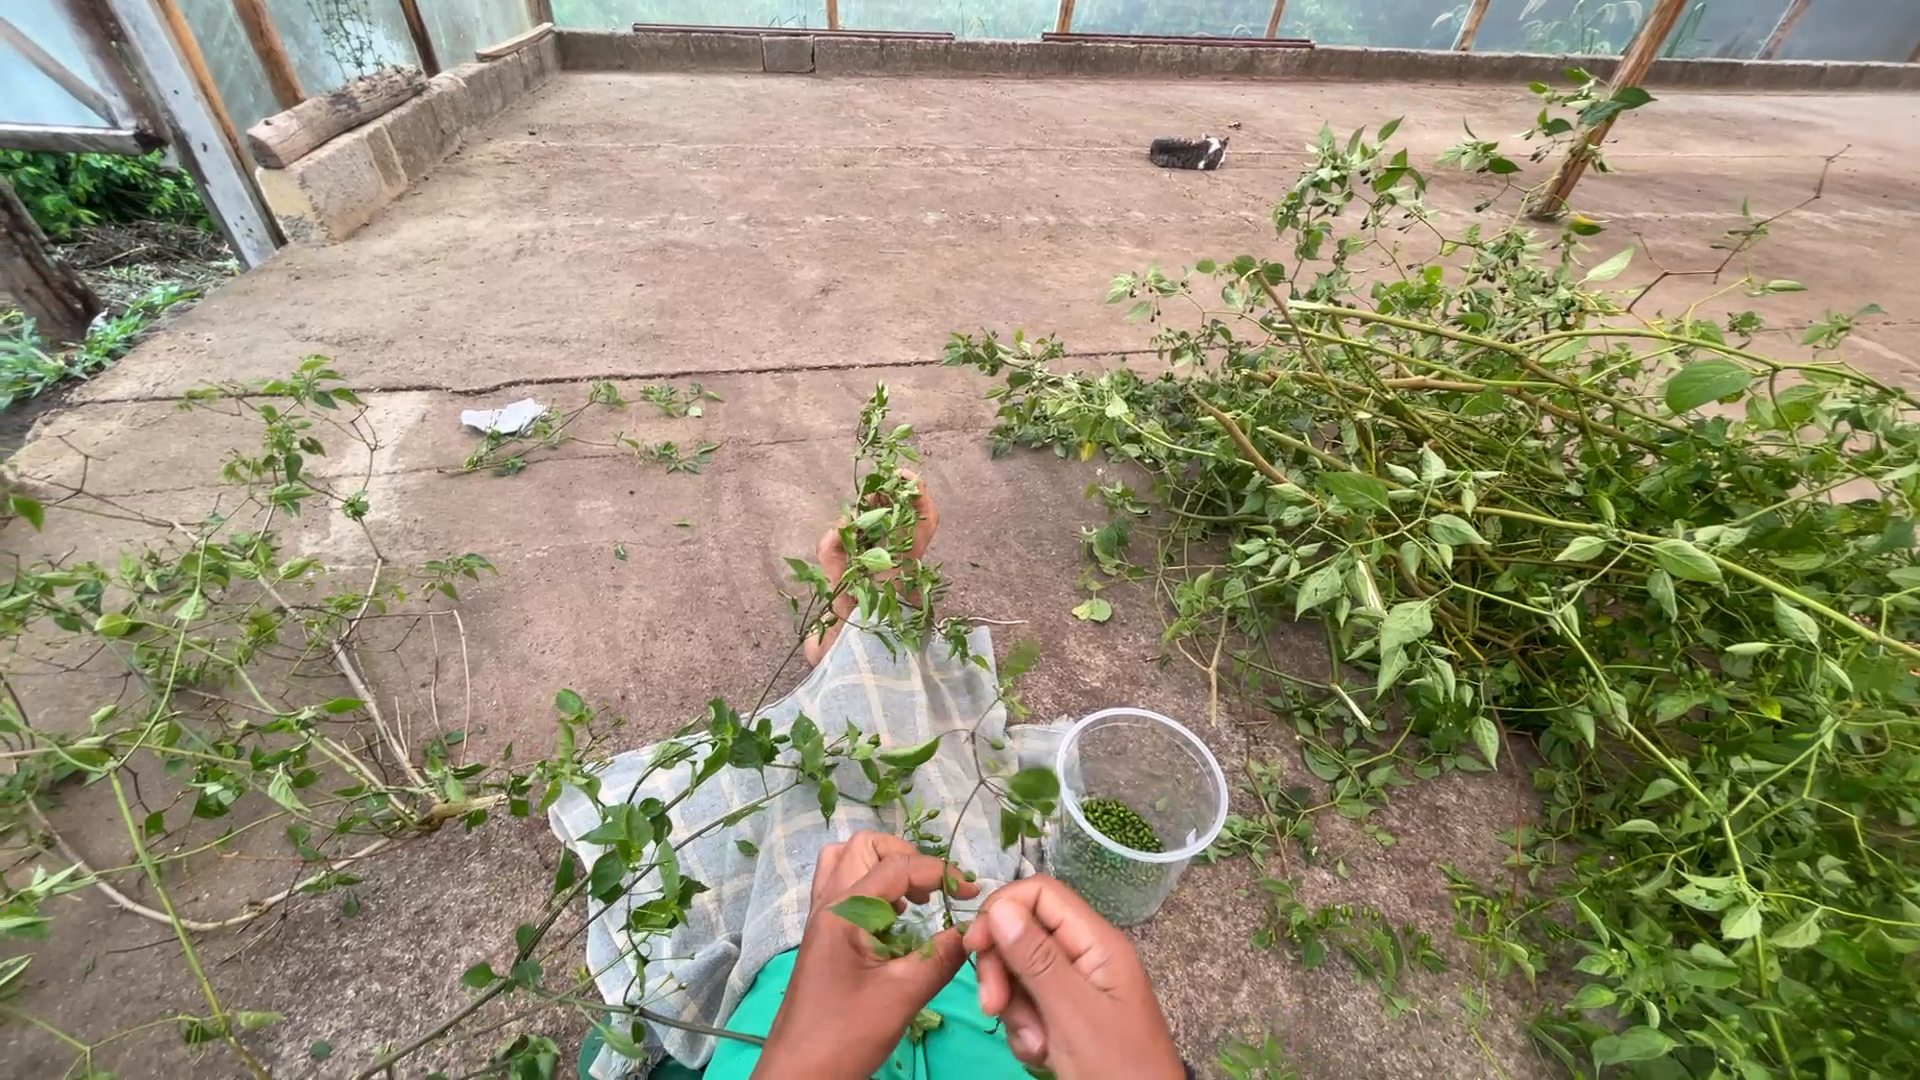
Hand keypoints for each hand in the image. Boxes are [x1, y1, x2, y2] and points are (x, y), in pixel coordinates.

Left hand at [756, 832, 978, 1079]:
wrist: (797, 1078)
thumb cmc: (845, 1036)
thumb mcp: (901, 997)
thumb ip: (941, 958)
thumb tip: (975, 928)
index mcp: (844, 910)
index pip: (897, 866)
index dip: (938, 872)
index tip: (968, 891)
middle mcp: (828, 903)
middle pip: (865, 847)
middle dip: (904, 857)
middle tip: (931, 890)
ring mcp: (821, 918)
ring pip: (848, 862)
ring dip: (884, 868)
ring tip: (912, 900)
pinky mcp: (823, 936)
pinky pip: (844, 888)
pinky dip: (873, 889)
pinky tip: (894, 922)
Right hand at [963, 875, 1183, 1079]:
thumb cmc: (1117, 1071)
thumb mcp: (1073, 1016)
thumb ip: (1037, 959)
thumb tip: (999, 906)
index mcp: (1097, 941)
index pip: (1041, 894)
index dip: (1002, 909)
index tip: (975, 945)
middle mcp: (1085, 955)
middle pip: (1025, 932)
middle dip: (1003, 968)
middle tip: (993, 1007)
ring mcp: (1076, 987)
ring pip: (1022, 973)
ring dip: (1015, 1009)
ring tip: (1035, 1046)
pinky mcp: (1067, 1017)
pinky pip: (1029, 1005)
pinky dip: (1025, 1030)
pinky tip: (1040, 1057)